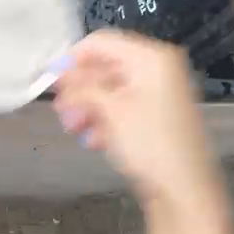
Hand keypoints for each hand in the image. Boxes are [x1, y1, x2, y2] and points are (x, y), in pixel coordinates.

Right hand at [53, 30, 224, 214]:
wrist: (184, 190)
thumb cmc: (149, 144)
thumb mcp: (110, 110)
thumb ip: (82, 87)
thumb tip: (58, 72)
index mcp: (151, 58)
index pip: (100, 43)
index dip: (71, 59)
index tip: (48, 81)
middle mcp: (157, 69)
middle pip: (105, 66)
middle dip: (80, 88)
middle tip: (60, 111)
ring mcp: (158, 93)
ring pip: (110, 89)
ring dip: (88, 106)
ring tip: (74, 129)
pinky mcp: (156, 116)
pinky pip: (122, 107)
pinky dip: (104, 119)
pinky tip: (94, 140)